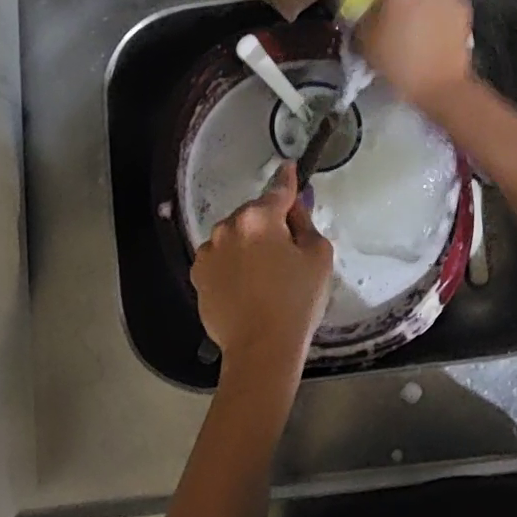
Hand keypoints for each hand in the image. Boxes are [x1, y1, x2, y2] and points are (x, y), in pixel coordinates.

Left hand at [191, 163, 334, 386]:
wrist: (261, 349)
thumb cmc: (296, 302)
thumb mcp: (318, 257)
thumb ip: (306, 223)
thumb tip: (294, 207)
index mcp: (258, 218)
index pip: (278, 190)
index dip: (287, 179)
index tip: (289, 167)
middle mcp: (227, 227)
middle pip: (253, 215)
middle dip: (269, 224)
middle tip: (287, 252)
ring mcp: (208, 252)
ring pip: (234, 236)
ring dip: (248, 244)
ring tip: (265, 275)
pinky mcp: (198, 275)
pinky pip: (220, 258)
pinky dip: (232, 263)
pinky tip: (246, 286)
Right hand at [354, 0, 473, 111]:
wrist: (442, 86)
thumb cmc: (399, 63)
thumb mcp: (366, 39)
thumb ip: (360, 11)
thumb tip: (361, 1)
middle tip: (381, 9)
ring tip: (404, 23)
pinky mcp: (462, 8)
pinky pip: (438, 1)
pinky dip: (429, 9)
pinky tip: (424, 30)